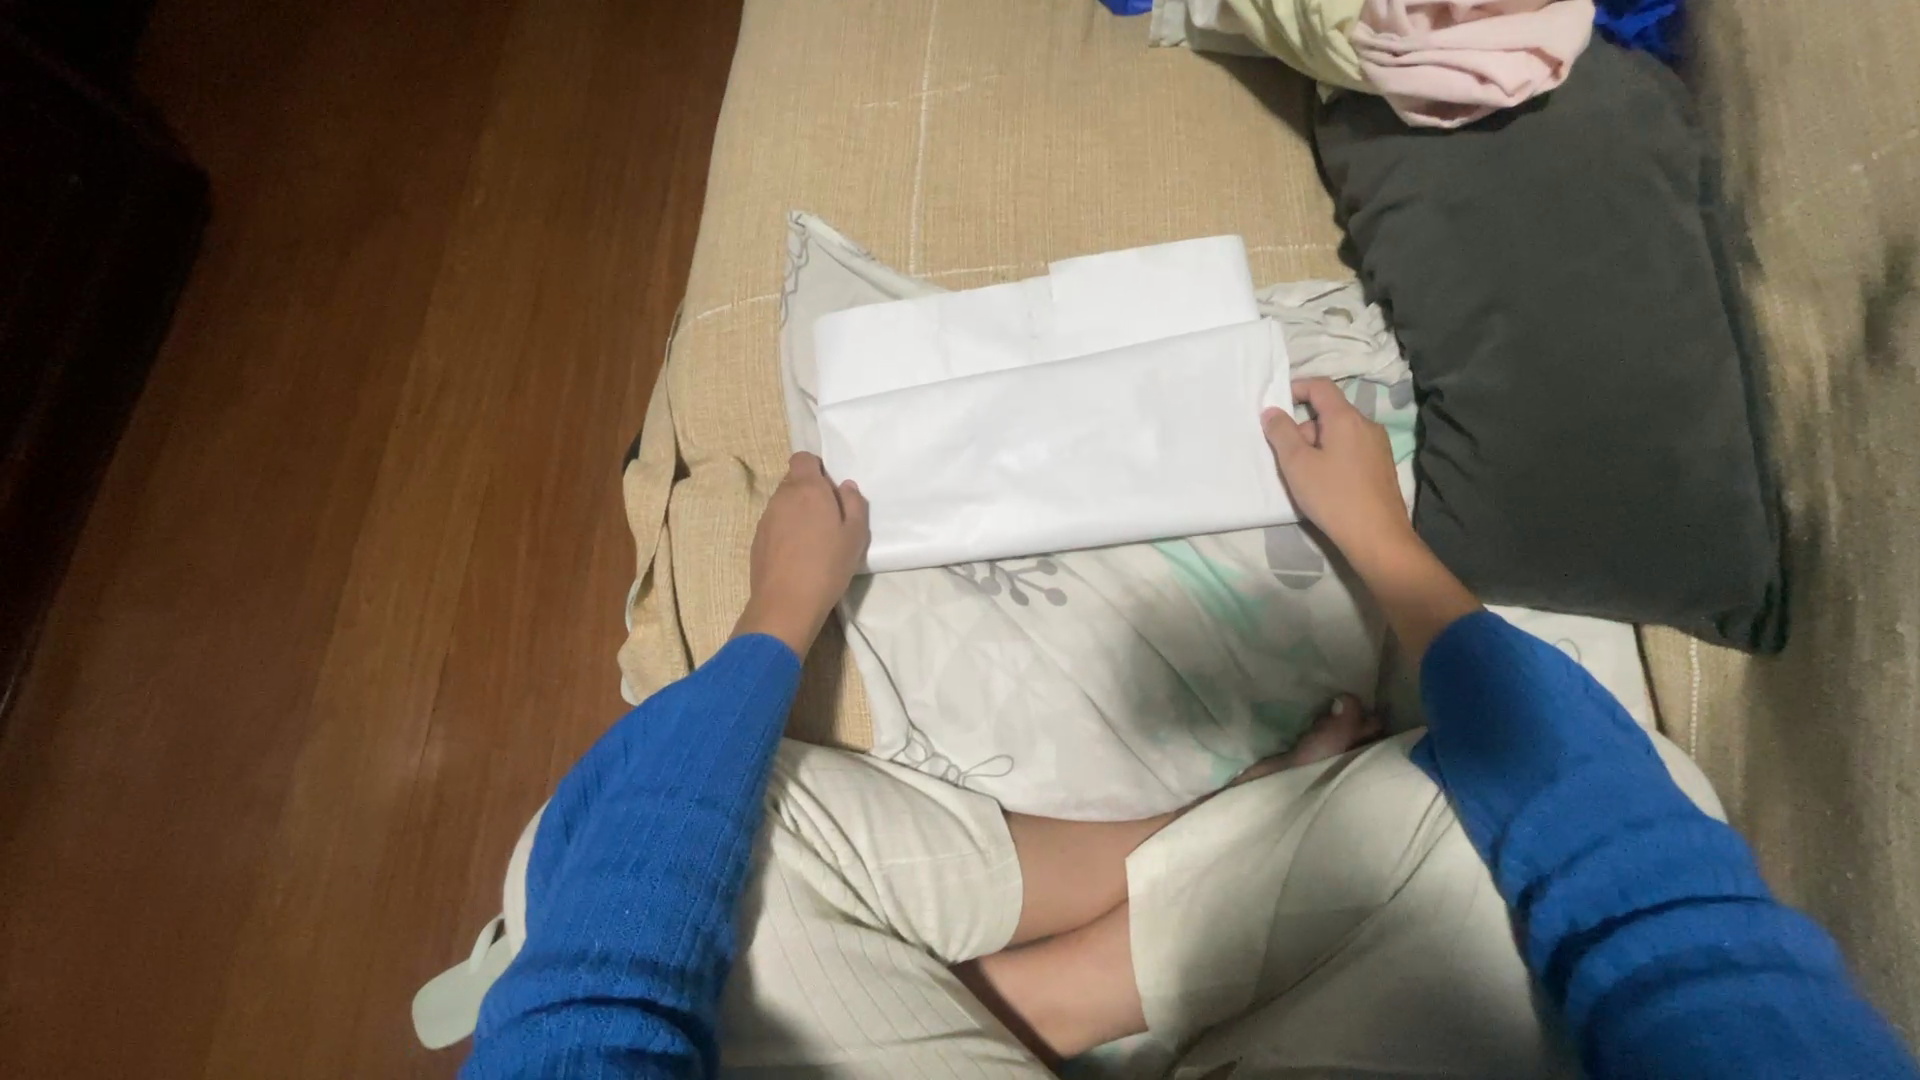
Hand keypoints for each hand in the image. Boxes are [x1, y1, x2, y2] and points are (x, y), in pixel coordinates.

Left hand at [731, 452, 869, 656]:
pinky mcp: (757, 540)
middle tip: (830, 518)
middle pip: (794, 481)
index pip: (803, 459)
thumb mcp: (856, 535)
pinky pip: (775, 524)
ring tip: (815, 540)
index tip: (831, 490)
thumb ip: (854, 504)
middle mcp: (782, 497)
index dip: (817, 469)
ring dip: (798, 512)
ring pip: (784, 504)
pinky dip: (786, 531)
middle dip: (810, 492)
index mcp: (807, 489)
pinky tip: (798, 555)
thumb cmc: (828, 565)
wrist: (786, 603)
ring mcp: (765, 519)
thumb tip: (846, 487)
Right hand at [1261, 378, 1414, 569]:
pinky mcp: (1380, 466)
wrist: (1375, 535)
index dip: (1296, 388)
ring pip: (1337, 433)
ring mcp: (1377, 446)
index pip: (1321, 386)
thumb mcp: (1297, 464)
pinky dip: (1330, 456)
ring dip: (1315, 445)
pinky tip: (1322, 483)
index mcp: (1346, 419)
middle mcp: (1366, 425)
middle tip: (1284, 456)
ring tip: (1301, 475)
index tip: (1276, 407)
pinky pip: (1349, 449)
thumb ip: (1281, 433)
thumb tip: (1271, 411)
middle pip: (1328, 413)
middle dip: (1302, 428)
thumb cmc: (1332, 495)